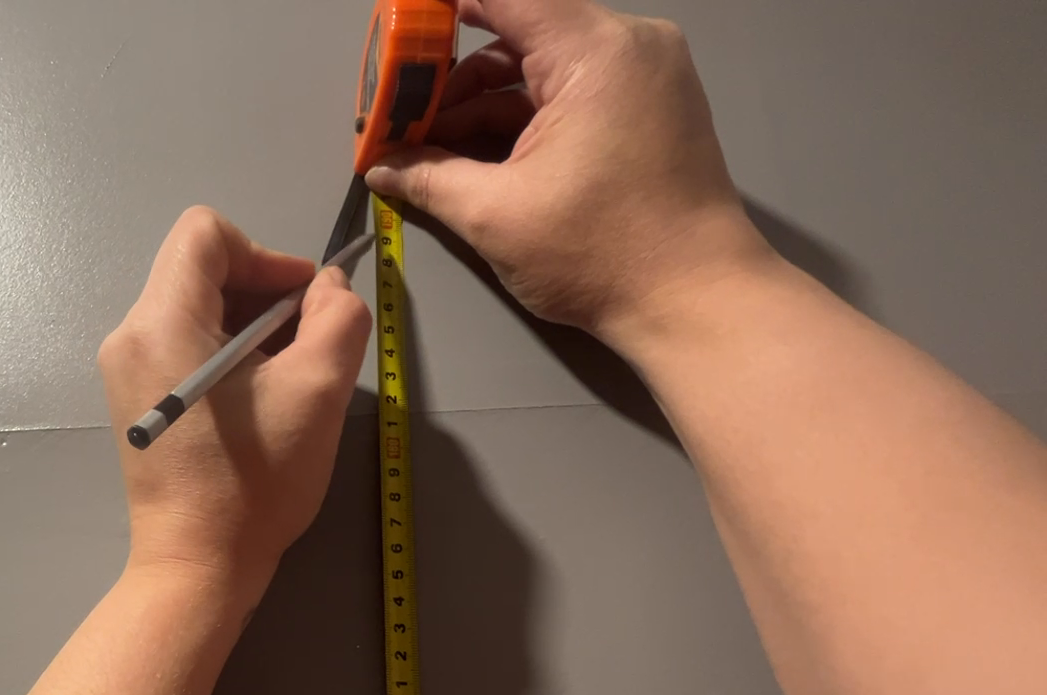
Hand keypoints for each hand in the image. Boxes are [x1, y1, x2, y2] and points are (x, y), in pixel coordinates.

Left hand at [98, 207, 371, 592]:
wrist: (197, 564)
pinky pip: (180, 344)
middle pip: (198, 269)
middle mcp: (129, 336)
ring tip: (283, 375)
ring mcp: (124, 369)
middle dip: (260, 292)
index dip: (265, 253)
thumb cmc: (254, 483)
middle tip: (302, 343)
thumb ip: (337, 317)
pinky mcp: (133, 397)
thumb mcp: (318, 392)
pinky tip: (254, 396)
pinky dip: (223, 351)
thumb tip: (326, 287)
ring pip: (192, 307)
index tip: (300, 303)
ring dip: (247, 324)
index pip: (205, 233)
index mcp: (160, 322)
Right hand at [366, 0, 777, 336]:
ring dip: (473, 113)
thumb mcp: (492, 214)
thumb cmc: (594, 250)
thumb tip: (378, 167)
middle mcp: (624, 49)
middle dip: (448, 83)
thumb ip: (428, 179)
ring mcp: (634, 82)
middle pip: (517, 40)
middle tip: (394, 125)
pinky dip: (509, 128)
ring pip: (533, 77)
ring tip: (420, 156)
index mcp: (596, 54)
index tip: (399, 29)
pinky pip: (558, 103)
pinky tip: (463, 163)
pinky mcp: (634, 116)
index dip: (447, 9)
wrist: (686, 296)